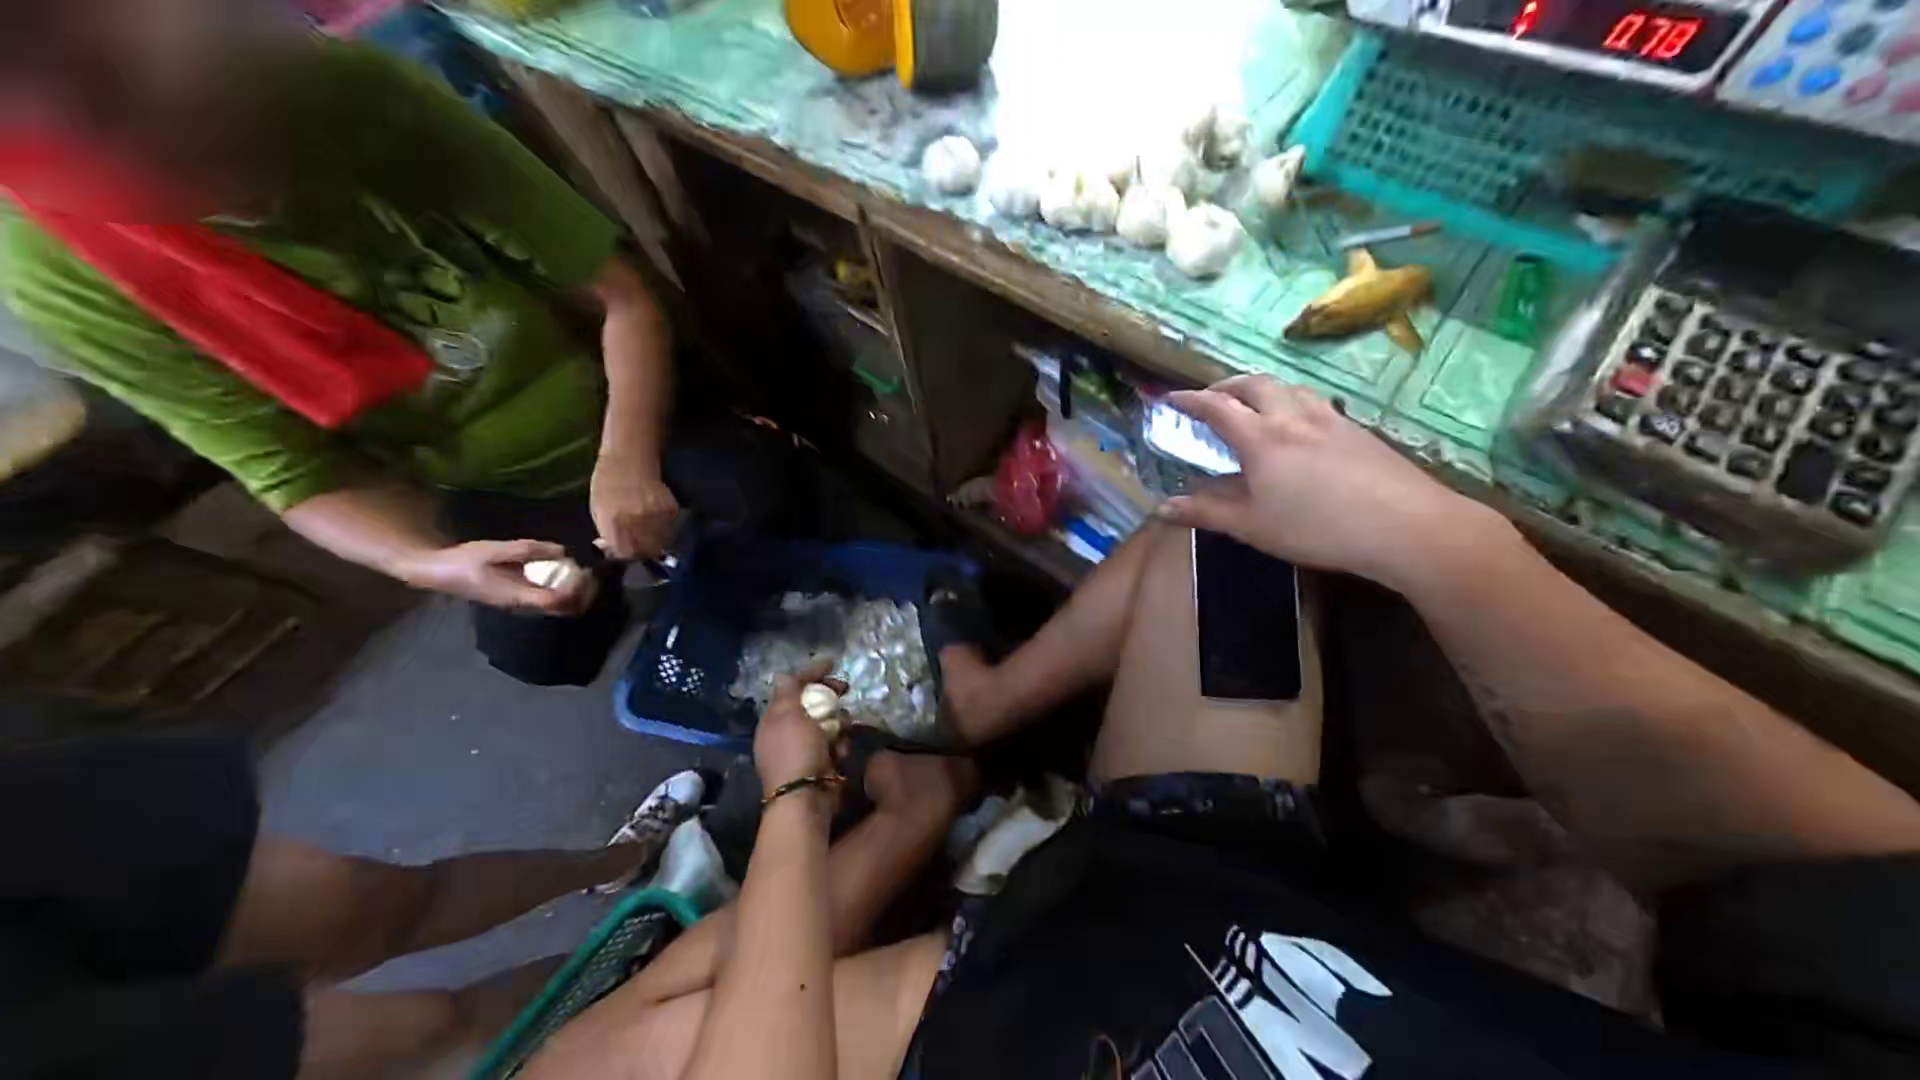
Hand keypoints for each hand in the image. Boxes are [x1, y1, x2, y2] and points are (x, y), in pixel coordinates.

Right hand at [401, 539, 598, 615]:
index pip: (559, 602)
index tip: (586, 571)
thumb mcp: (496, 550)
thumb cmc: (464, 561)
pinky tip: (564, 571)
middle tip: (591, 572)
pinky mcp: (518, 598)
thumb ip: (530, 550)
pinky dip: (563, 588)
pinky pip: (548, 599)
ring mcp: (521, 604)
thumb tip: (562, 550)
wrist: (435, 572)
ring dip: (574, 592)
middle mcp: (523, 605)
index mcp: (519, 596)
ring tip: (582, 572)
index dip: (578, 590)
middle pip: (564, 609)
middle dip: (583, 594)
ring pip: (558, 606)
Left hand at [591, 458, 678, 560]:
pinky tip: (656, 519)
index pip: (626, 552)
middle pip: (646, 550)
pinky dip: (665, 528)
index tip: (627, 553)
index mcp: (614, 522)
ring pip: (661, 542)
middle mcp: (636, 521)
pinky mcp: (670, 509)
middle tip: (640, 546)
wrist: (628, 460)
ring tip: (649, 532)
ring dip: (656, 541)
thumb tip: (614, 551)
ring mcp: (655, 515)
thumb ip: (607, 533)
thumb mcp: (597, 510)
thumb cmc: (607, 483)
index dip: (627, 555)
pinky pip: (670, 528)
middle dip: (643, 551)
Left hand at [755, 674, 842, 801]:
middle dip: (829, 698)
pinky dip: (839, 747)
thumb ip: (788, 692)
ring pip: (829, 723)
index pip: (793, 687)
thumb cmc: (795, 752)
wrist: (805, 799)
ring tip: (840, 733)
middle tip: (845, 691)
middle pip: (813, 704)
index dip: (811, 673)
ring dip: (837, 725)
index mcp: (775, 719)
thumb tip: (783, 675)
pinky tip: (839, 755)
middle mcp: (788, 733)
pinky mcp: (822, 765)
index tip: (832, 663)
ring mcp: (805, 750)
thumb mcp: (788, 715)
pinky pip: (836, 745)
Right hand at [1160, 376, 1511, 587]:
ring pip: (1288, 386)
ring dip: (1262, 387)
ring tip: (1252, 403)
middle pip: (1254, 384)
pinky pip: (1314, 401)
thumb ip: (1205, 512)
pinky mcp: (1356, 429)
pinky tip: (1299, 423)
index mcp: (1260, 438)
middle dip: (1226, 385)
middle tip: (1211, 397)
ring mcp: (1329, 419)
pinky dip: (1292, 400)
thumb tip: (1161, 508)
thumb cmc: (1316, 527)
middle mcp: (1292, 417)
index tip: (1171, 398)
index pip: (1217, 406)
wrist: (1405, 525)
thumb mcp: (1251, 526)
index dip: (1190, 399)